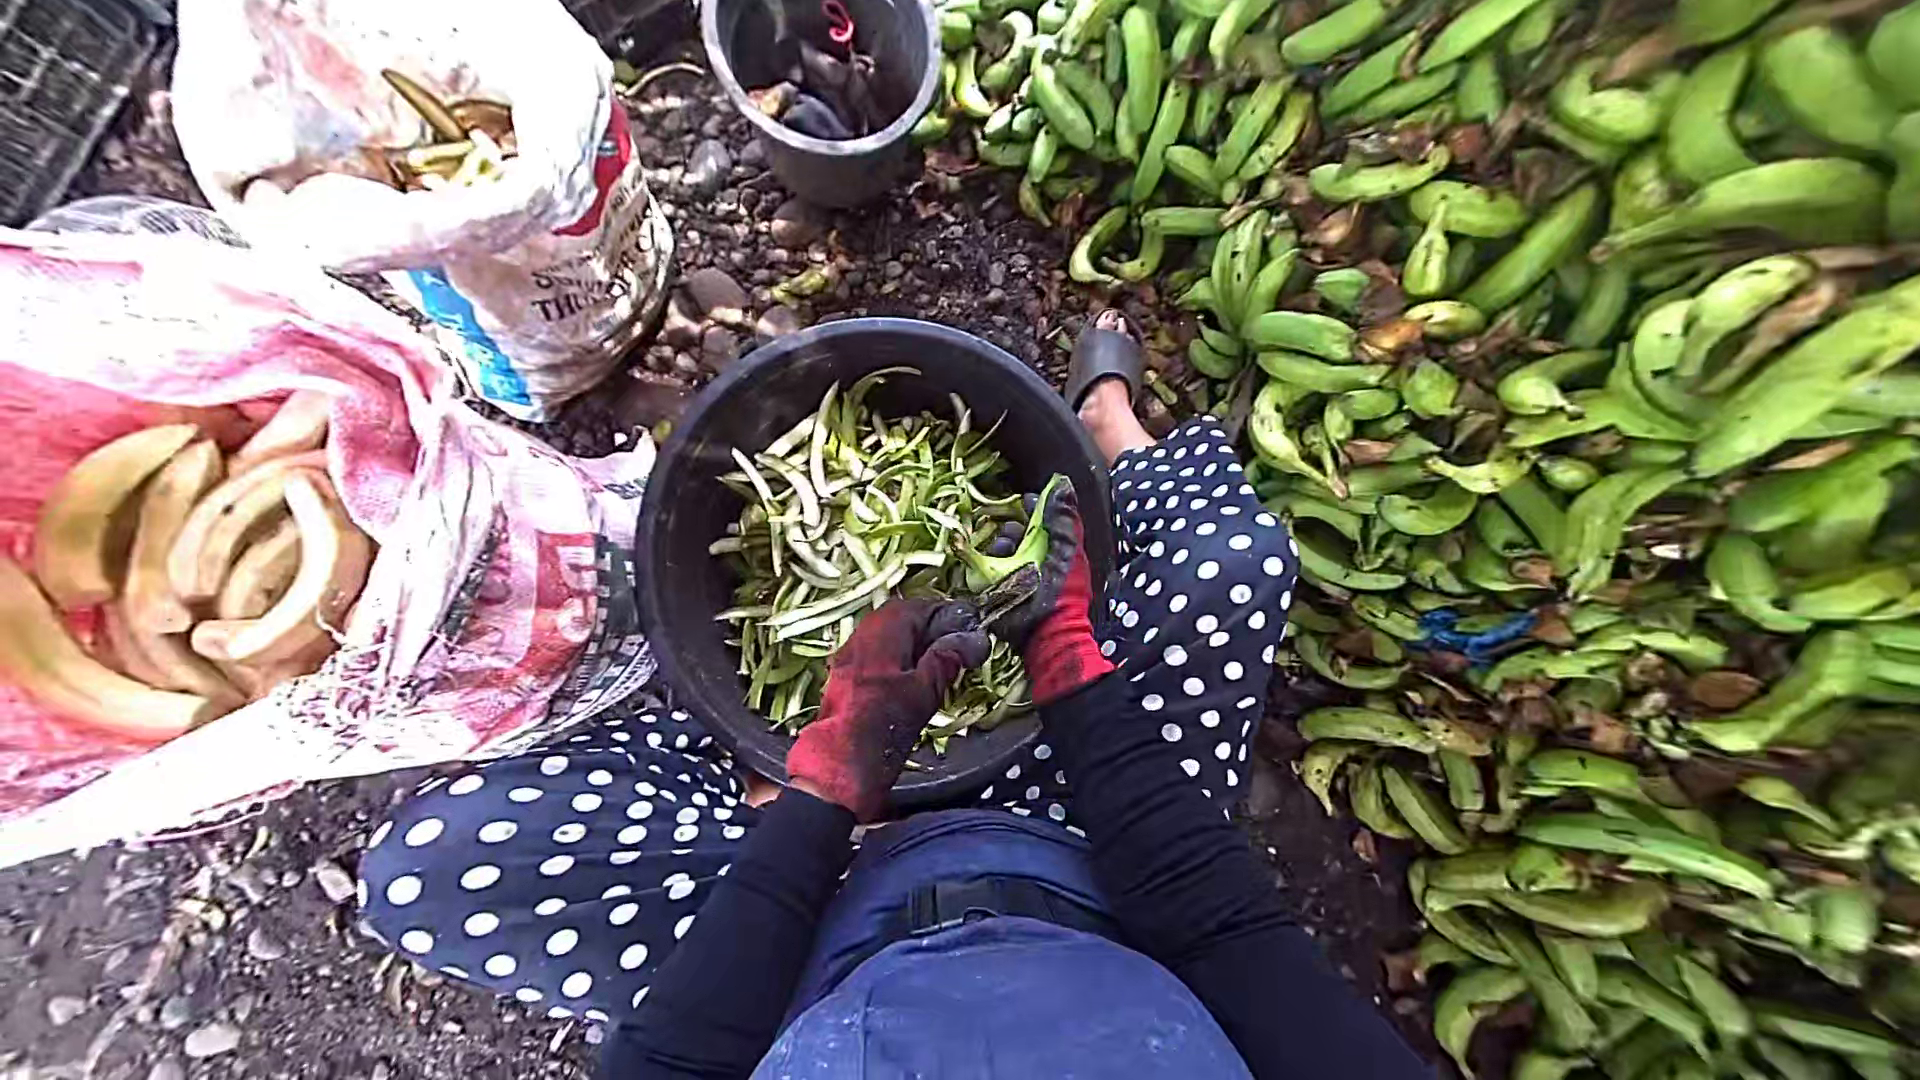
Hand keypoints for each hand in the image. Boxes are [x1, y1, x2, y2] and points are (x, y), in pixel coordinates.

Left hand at [786, 598, 988, 819]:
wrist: (837, 768)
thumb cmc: (882, 729)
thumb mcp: (924, 692)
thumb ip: (946, 660)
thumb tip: (970, 639)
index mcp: (880, 634)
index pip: (916, 607)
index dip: (943, 613)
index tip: (963, 626)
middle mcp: (858, 639)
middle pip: (897, 619)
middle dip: (927, 627)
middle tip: (952, 644)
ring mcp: (847, 659)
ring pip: (884, 637)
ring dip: (910, 643)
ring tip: (935, 663)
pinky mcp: (842, 679)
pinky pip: (873, 656)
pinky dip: (894, 659)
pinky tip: (909, 679)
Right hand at [984, 479, 1113, 704]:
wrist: (1048, 637)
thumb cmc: (1061, 593)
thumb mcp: (1067, 550)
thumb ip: (1064, 519)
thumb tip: (1063, 484)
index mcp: (1060, 549)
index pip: (1042, 519)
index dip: (1032, 508)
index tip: (1021, 502)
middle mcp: (1041, 561)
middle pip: (1019, 534)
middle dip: (1011, 529)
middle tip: (1008, 533)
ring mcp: (1023, 577)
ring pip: (1003, 551)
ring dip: (999, 547)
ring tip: (999, 551)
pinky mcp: (1006, 592)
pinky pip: (991, 571)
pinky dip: (988, 566)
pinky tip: (989, 568)